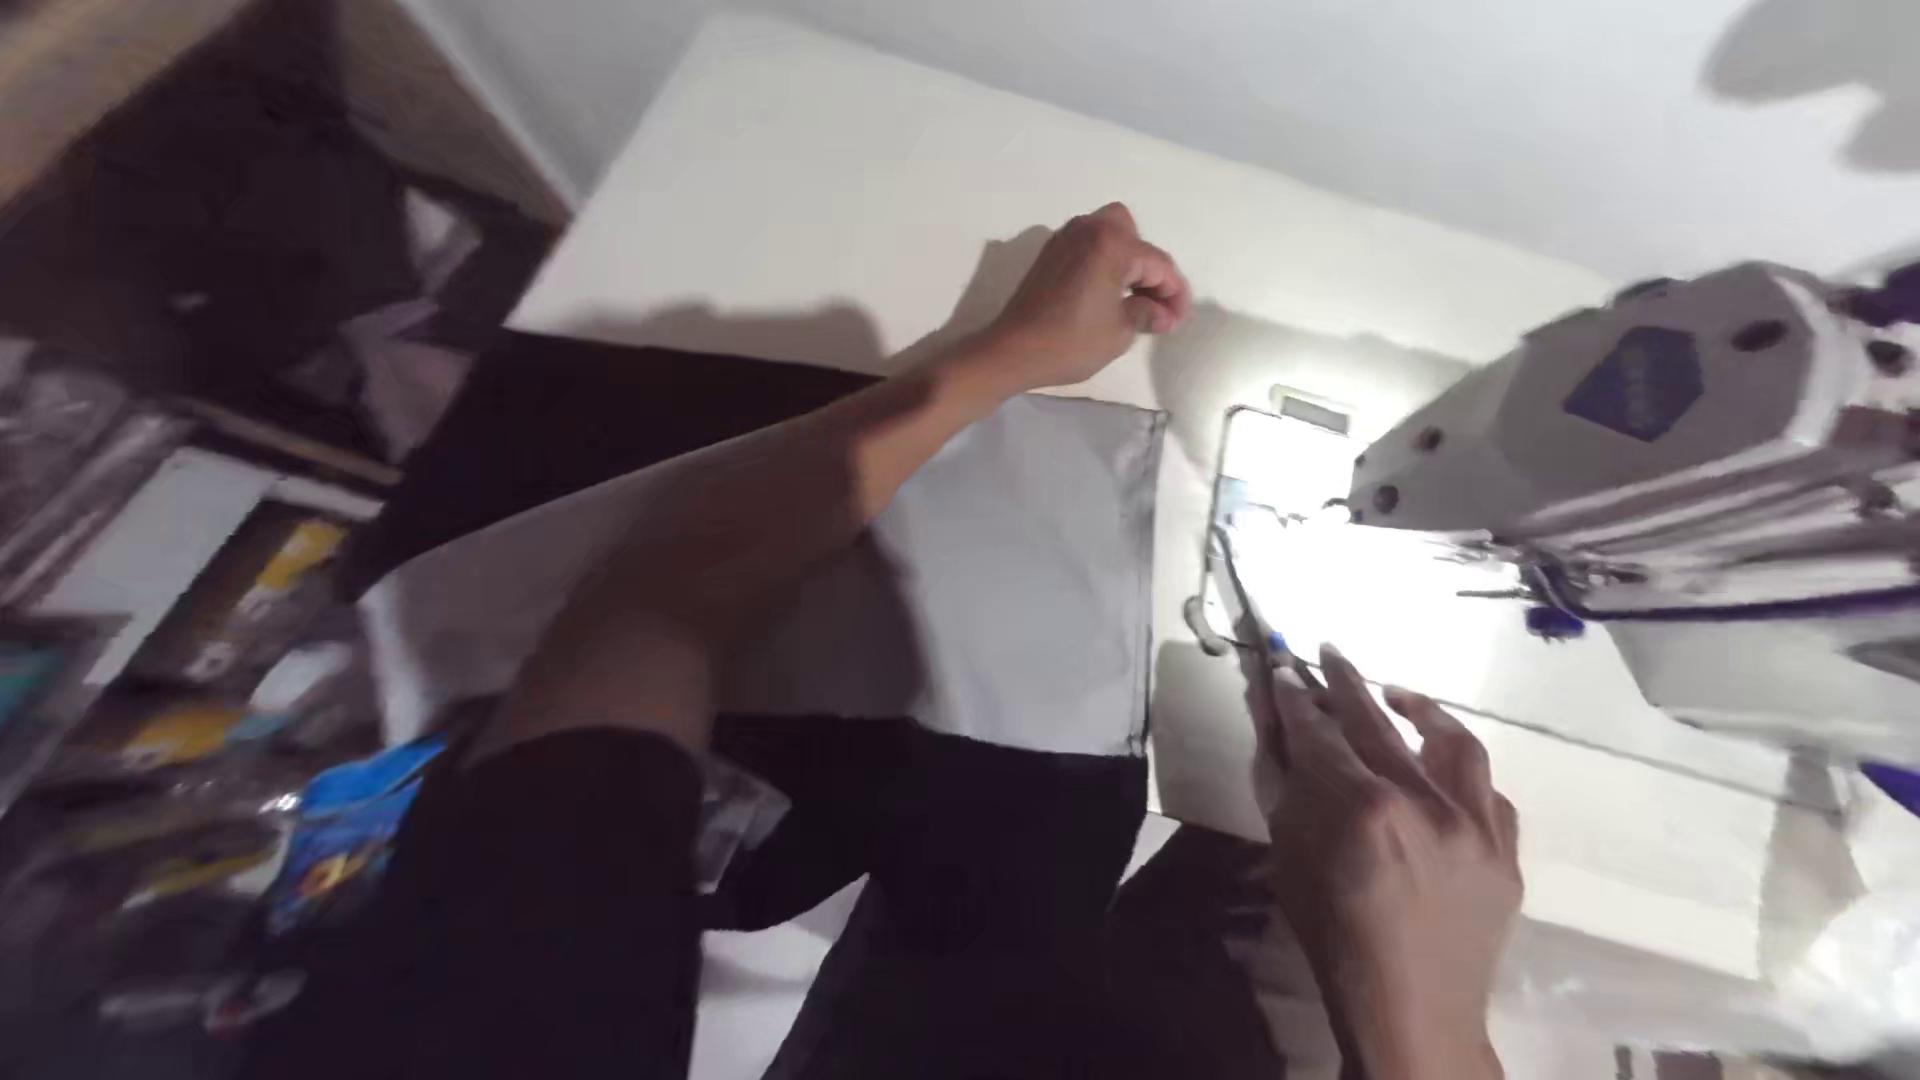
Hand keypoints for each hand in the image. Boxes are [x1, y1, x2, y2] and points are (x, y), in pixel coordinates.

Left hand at [970, 202, 1190, 391]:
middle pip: (1134, 238)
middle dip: (1150, 270)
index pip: (1157, 263)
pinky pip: (1088, 247)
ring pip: (1110, 235)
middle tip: (1156, 306)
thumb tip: (1163, 314)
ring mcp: (1064, 239)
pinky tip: (1108, 293)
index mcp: (1111, 243)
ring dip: (1127, 262)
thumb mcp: (1118, 333)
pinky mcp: (1049, 255)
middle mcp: (1088, 228)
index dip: (1175, 293)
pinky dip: (1104, 263)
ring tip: (1134, 300)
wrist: (1011, 351)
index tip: (1179, 319)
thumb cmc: (1068, 344)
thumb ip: (1146, 315)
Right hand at [1263, 644, 1521, 1079]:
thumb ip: (1287, 776)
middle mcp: (1420, 802)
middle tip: (1329, 651)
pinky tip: (1438, 767)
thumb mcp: (1287, 843)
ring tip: (1397, 694)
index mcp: (1357, 804)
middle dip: (1344, 680)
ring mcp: (1474, 825)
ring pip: (1452, 742)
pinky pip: (1488, 792)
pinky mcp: (1506, 851)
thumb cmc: (1329, 921)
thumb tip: (1281, 721)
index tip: (1284, 670)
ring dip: (1420, 708)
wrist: (1408, 1000)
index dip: (1295, 696)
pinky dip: (1460, 769)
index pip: (1316, 729)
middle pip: (1374, 721)